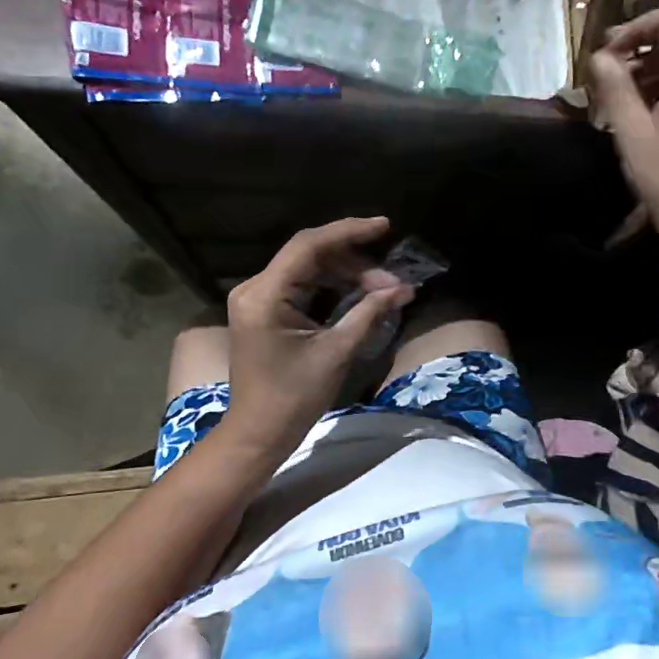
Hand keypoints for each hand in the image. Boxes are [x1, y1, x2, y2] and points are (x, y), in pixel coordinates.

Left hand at [221, 217, 413, 452]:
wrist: (259, 432)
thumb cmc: (294, 397)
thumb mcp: (336, 352)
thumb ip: (368, 312)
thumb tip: (404, 287)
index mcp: (264, 295)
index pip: (308, 246)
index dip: (349, 231)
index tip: (384, 226)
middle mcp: (254, 288)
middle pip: (309, 255)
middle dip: (354, 262)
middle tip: (392, 281)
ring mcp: (256, 298)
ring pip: (307, 269)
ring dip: (344, 274)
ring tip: (382, 290)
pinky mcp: (263, 310)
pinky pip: (300, 285)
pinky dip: (329, 287)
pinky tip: (358, 293)